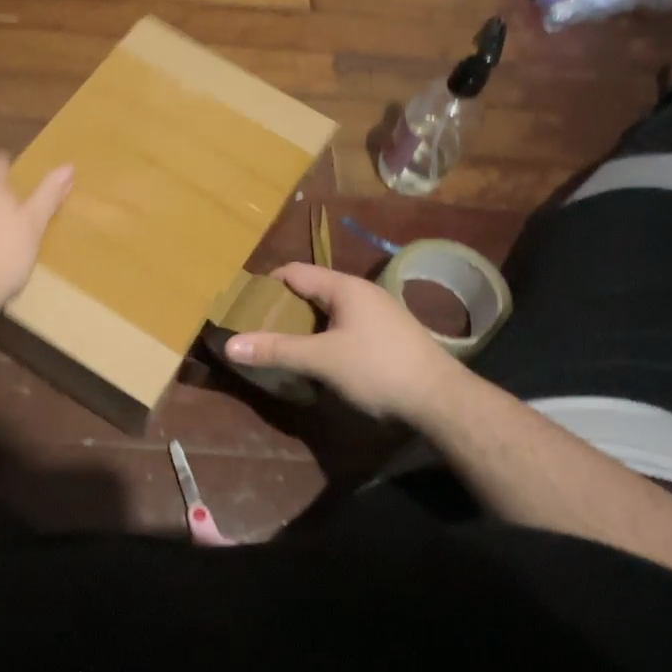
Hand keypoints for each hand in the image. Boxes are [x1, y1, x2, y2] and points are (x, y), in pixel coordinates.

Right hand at [224, 263, 460, 419]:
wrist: (440, 399)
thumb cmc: (378, 369)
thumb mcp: (321, 359)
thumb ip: (276, 350)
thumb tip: (230, 345)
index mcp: (345, 287)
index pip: (294, 272)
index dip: (266, 284)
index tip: (242, 304)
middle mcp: (362, 293)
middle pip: (311, 290)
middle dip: (282, 307)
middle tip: (255, 328)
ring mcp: (378, 314)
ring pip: (329, 310)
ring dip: (304, 324)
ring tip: (280, 344)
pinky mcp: (388, 336)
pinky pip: (345, 326)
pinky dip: (324, 335)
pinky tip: (317, 358)